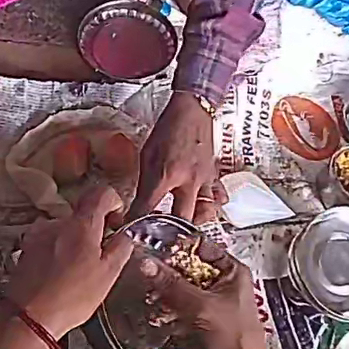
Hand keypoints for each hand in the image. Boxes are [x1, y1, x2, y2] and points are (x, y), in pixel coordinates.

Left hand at [2, 186, 135, 335]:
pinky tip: (61, 272)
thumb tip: (127, 234)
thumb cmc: (70, 298)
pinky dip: (59, 249)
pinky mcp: (27, 247)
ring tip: (79, 269)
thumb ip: (121, 248)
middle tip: (102, 253)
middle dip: (95, 228)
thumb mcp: (107, 275)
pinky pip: (49, 240)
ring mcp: (39, 234)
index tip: (118, 219)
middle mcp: (57, 223)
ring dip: (75, 240)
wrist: (29, 317)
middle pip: (82, 213)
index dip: (115, 202)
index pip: (101, 193)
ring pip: (65, 228)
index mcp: (81, 225)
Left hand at [131, 91, 216, 220]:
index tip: (131, 230)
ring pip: (205, 212)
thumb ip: (144, 182)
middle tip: (161, 237)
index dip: (137, 221)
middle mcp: (188, 180)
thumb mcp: (147, 155)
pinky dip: (212, 205)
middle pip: (183, 219)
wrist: (193, 110)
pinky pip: (217, 196)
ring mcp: (205, 179)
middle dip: (172, 233)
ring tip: (183, 225)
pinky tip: (203, 207)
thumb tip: (137, 205)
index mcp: (166, 174)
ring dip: (194, 222)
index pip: (148, 206)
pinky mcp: (214, 175)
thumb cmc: (168, 130)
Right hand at [138, 240, 276, 348]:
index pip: (202, 247)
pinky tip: (158, 315)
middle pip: (187, 268)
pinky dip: (167, 310)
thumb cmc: (237, 345)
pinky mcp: (199, 321)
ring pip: (180, 288)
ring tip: (151, 297)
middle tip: (149, 275)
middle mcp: (222, 284)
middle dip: (167, 274)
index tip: (156, 250)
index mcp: (233, 273)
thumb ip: (173, 285)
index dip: (179, 248)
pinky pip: (177, 308)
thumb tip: (149, 264)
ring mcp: (210, 303)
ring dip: (164, 293)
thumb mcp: (202, 308)